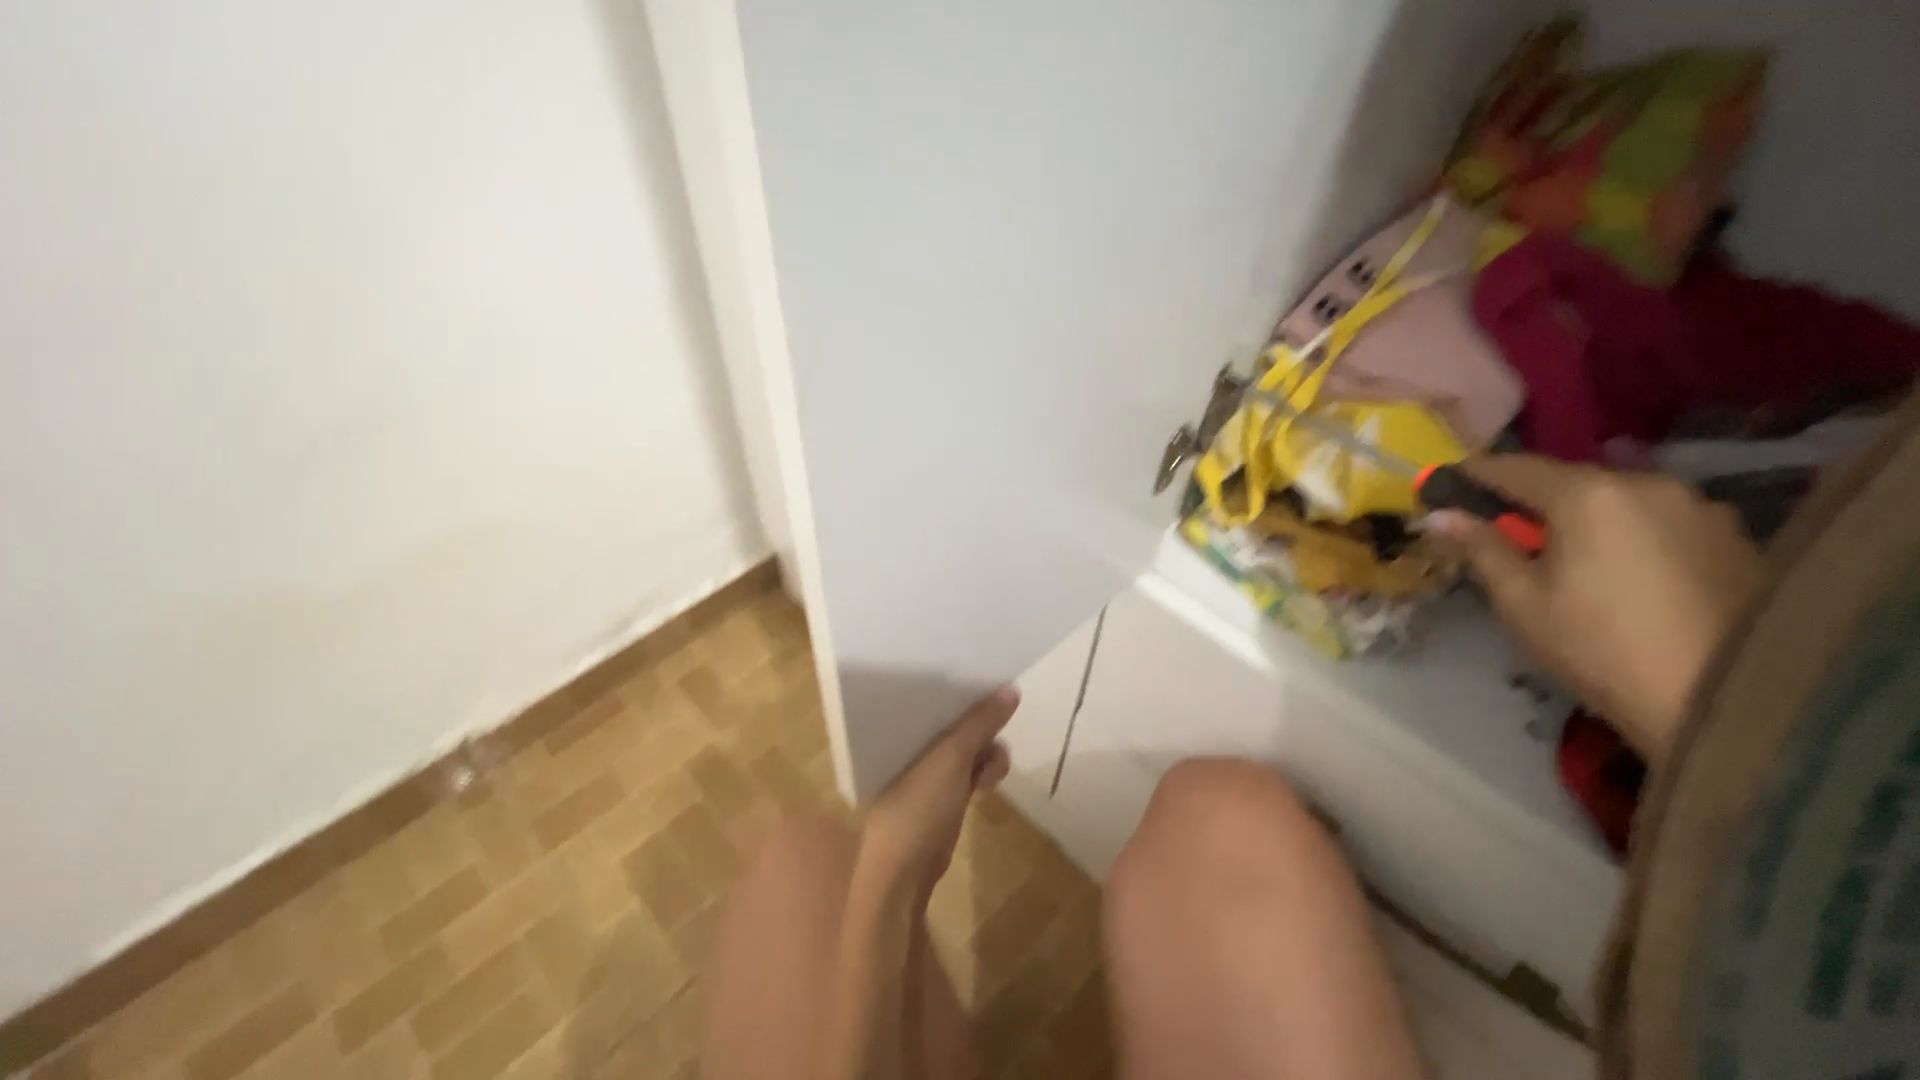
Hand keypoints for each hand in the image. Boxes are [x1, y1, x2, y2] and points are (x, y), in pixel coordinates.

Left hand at [858, 686, 1018, 895]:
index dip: (956, 686)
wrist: (905, 873)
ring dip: (984, 751)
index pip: (926, 696)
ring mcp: (924, 775)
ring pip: (964, 748)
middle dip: (979, 721)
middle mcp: (907, 748)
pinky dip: (981, 773)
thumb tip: (1013, 689)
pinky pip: (967, 773)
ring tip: (992, 767)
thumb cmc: (918, 806)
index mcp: (895, 731)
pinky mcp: (941, 799)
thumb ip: (980, 723)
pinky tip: (989, 783)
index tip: (987, 673)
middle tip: (1002, 720)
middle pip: (950, 721)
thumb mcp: (952, 757)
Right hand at [1429, 455, 1762, 765]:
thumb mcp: (1521, 602)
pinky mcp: (1733, 535)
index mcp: (1588, 494)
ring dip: (1586, 516)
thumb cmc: (1600, 649)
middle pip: (1571, 479)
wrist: (1725, 701)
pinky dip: (1630, 533)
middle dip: (1533, 499)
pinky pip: (1659, 520)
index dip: (1473, 475)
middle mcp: (1647, 483)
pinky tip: (1623, 570)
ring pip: (1619, 499)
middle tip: (1504, 531)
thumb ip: (1481, 548)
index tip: (1444, 487)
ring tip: (1568, 554)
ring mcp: (1698, 506)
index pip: (1514, 467)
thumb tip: (1441, 515)